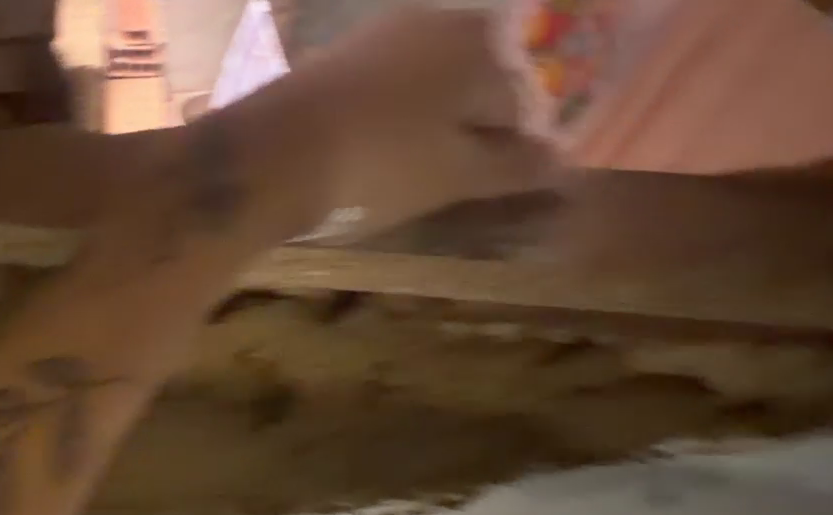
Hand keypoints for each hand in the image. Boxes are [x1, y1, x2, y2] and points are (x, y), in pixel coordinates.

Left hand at [221, 5, 560, 243]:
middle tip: (458, 175)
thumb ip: (512, 165)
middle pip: (476, 77)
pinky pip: (382, 87)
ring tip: (414, 168)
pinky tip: (372, 150)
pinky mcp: (333, 60)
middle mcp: (437, 21)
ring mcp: (379, 35)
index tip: (504, 175)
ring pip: (427, 80)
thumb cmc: (377, 165)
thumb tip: (562, 159)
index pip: (527, 92)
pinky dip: (388, 117)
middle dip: (476, 124)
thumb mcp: (453, 175)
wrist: (270, 156)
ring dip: (430, 120)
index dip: (522, 139)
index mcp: (484, 41)